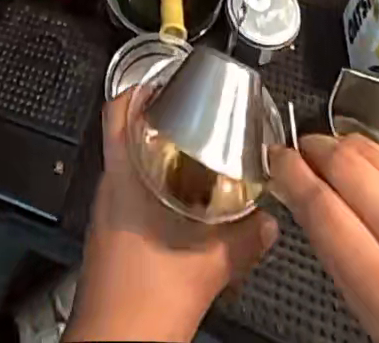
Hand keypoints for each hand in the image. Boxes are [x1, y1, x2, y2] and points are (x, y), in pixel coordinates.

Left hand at [66, 89, 278, 342]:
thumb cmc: (145, 299)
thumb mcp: (205, 268)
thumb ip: (243, 240)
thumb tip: (270, 222)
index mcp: (123, 180)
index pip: (115, 113)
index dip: (137, 88)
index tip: (166, 79)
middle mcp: (109, 190)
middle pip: (124, 134)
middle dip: (156, 117)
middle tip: (192, 111)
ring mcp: (107, 214)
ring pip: (129, 164)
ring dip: (157, 151)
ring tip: (194, 148)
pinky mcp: (112, 237)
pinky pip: (131, 192)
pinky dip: (155, 183)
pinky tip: (184, 198)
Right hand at [271, 135, 378, 342]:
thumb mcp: (376, 322)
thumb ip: (340, 261)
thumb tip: (306, 203)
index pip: (326, 211)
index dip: (292, 176)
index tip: (273, 160)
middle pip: (348, 169)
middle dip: (312, 149)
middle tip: (290, 149)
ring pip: (374, 153)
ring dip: (338, 143)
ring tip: (318, 149)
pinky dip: (369, 153)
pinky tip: (358, 162)